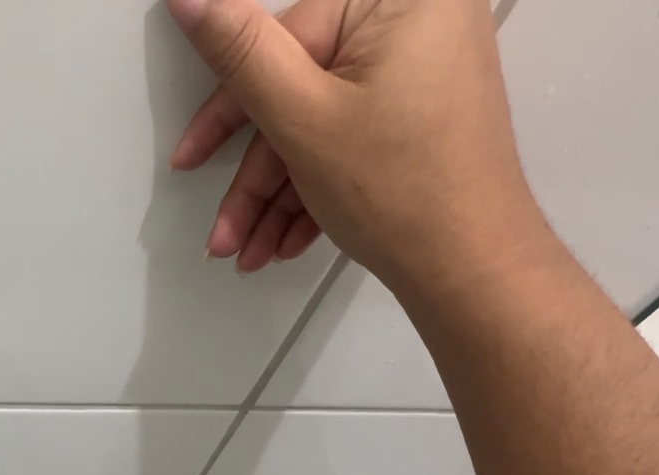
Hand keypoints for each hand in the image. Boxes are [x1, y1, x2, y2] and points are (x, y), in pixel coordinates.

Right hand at [167, 0, 545, 283]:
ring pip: (319, 128)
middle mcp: (417, 20)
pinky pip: (348, 142)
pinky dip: (311, 192)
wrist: (470, 266)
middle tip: (226, 233)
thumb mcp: (302, 121)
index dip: (227, 114)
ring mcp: (421, 71)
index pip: (280, 45)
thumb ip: (242, 54)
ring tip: (248, 251)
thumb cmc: (403, 191)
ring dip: (275, 198)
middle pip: (299, 93)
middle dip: (256, 179)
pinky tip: (283, 241)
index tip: (188, 158)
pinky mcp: (418, 114)